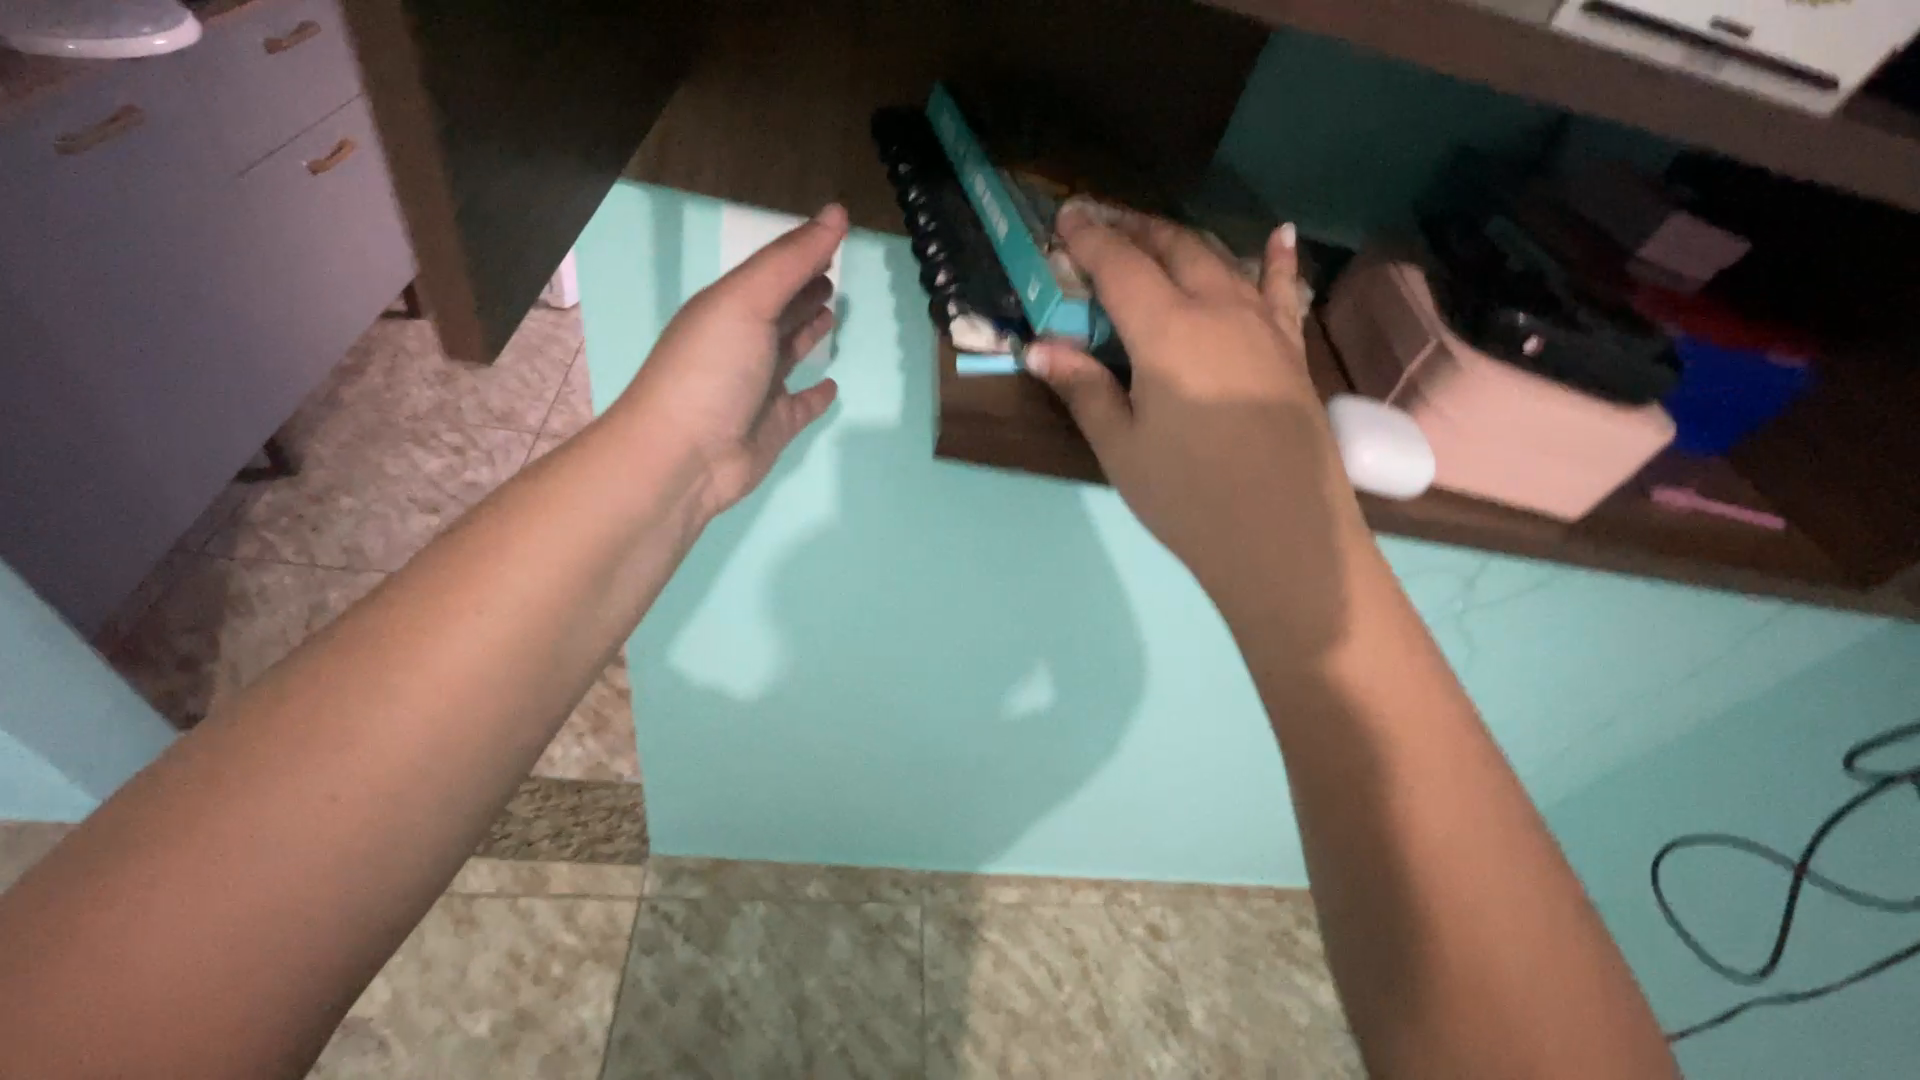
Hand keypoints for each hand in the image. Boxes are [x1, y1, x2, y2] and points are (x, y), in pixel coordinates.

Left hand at [614, 204, 846, 520]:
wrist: (683, 456)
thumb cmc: (710, 369)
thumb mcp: (747, 300)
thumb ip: (792, 259)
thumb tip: (838, 212)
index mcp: (728, 308)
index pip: (772, 271)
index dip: (801, 253)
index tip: (835, 235)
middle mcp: (742, 343)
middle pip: (779, 308)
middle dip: (803, 290)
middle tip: (833, 274)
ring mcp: (758, 387)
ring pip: (789, 351)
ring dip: (807, 331)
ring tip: (832, 312)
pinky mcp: (774, 426)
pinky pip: (802, 405)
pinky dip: (817, 395)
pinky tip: (832, 386)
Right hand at [1025, 204, 1363, 594]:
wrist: (1282, 537)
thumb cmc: (1188, 498)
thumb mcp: (1121, 447)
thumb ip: (1083, 389)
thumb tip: (1038, 349)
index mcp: (1167, 331)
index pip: (1120, 266)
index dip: (1089, 239)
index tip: (1065, 217)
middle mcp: (1218, 310)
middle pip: (1172, 249)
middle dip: (1133, 229)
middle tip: (1101, 222)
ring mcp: (1262, 326)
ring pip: (1220, 260)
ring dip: (1182, 240)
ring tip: (1155, 234)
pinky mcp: (1290, 351)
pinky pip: (1281, 290)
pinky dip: (1275, 260)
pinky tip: (1278, 236)